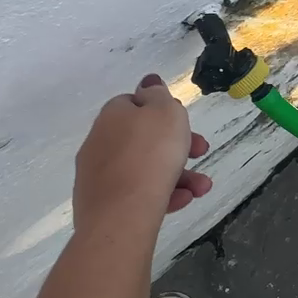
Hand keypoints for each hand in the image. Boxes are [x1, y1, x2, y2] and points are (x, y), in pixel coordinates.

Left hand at [72, 74, 212, 235]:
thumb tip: (147, 83)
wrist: (122, 213)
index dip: (159, 108)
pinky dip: (162, 193)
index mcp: (112, 117)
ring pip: (145, 166)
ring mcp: (97, 176)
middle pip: (143, 137)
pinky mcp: (100, 205)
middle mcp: (99, 144)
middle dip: (178, 144)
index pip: (132, 102)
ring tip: (201, 187)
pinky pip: (137, 191)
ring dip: (178, 173)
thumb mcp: (166, 111)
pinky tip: (182, 200)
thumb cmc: (152, 152)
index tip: (181, 118)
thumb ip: (158, 94)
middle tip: (200, 150)